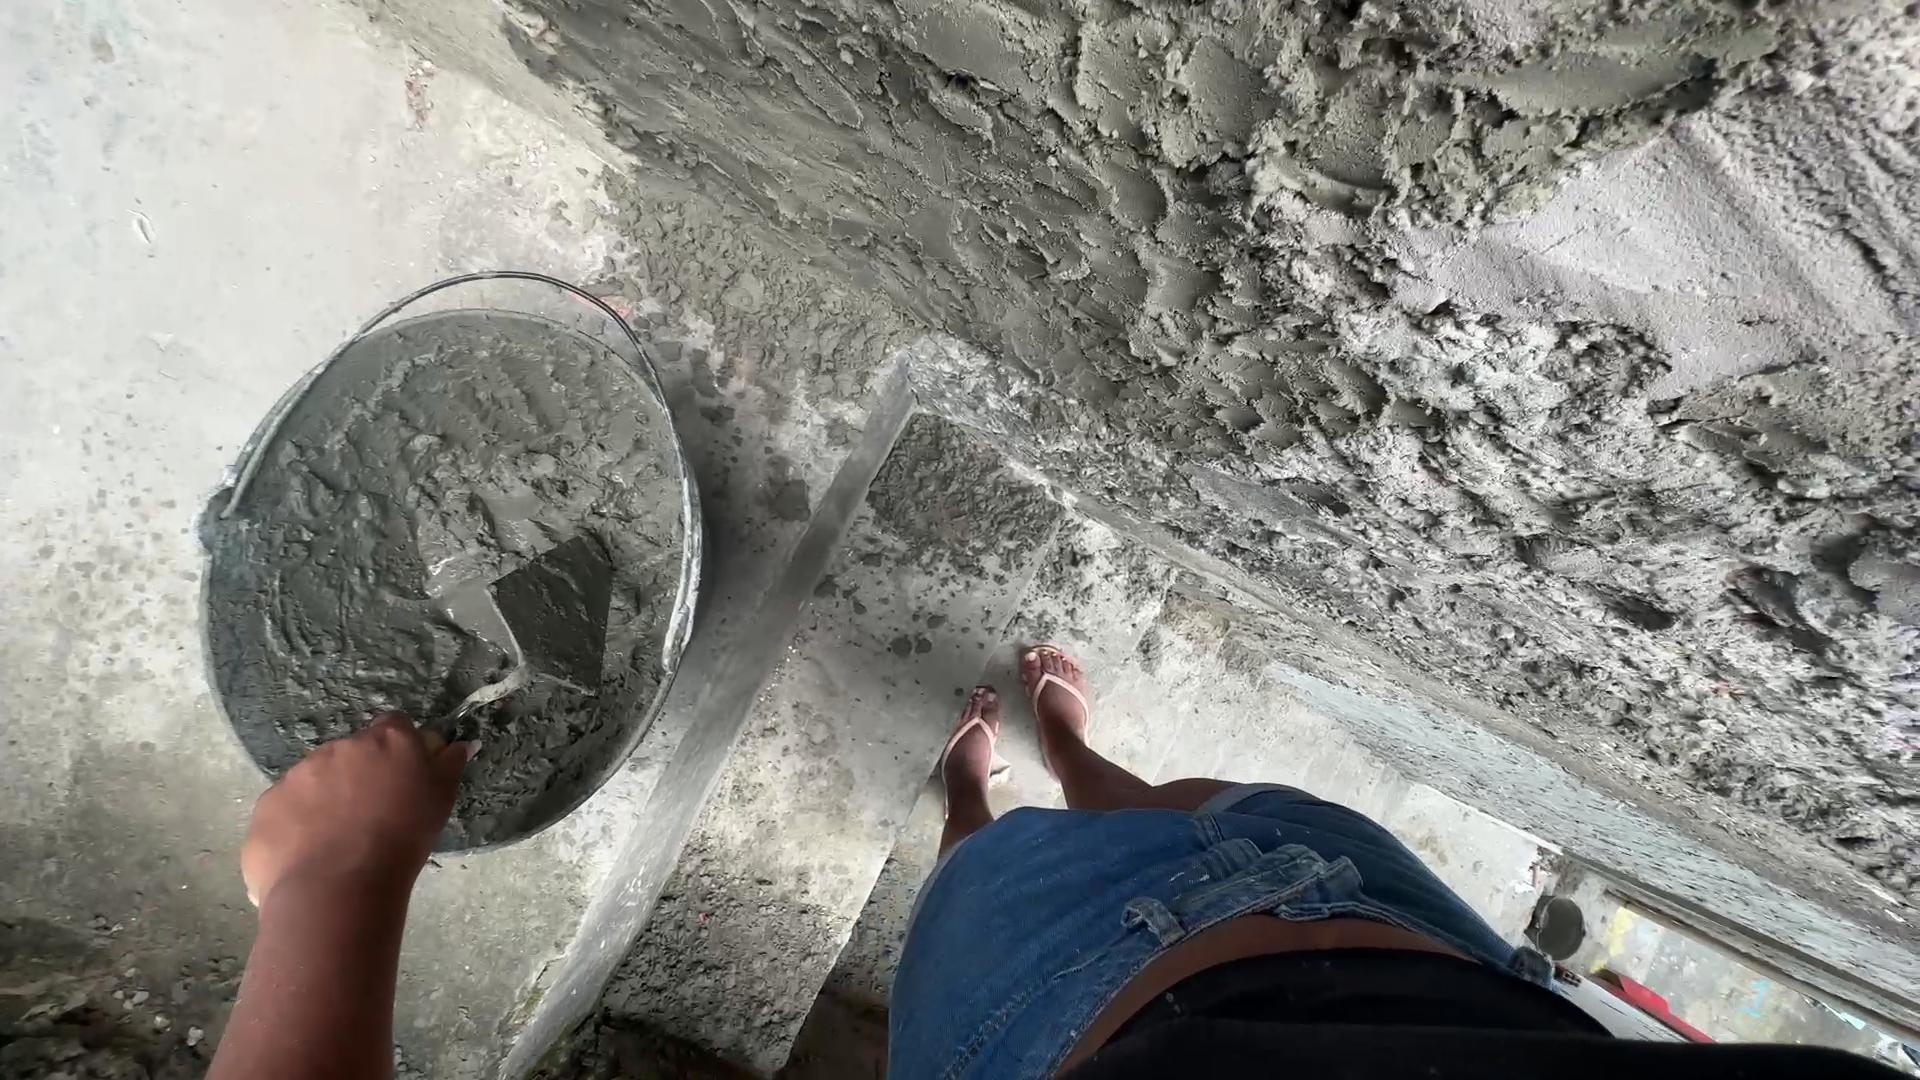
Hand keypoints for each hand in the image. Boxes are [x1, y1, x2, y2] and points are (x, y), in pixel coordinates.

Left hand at [241, 712, 475, 907]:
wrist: (337, 885)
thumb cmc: (403, 834)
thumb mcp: (442, 797)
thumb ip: (450, 762)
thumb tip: (462, 744)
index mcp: (386, 739)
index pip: (395, 723)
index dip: (400, 745)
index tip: (404, 772)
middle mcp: (339, 746)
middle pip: (352, 750)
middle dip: (360, 770)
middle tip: (373, 807)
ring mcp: (296, 776)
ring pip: (316, 776)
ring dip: (327, 793)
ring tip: (338, 832)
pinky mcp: (265, 807)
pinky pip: (286, 806)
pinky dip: (297, 819)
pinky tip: (311, 847)